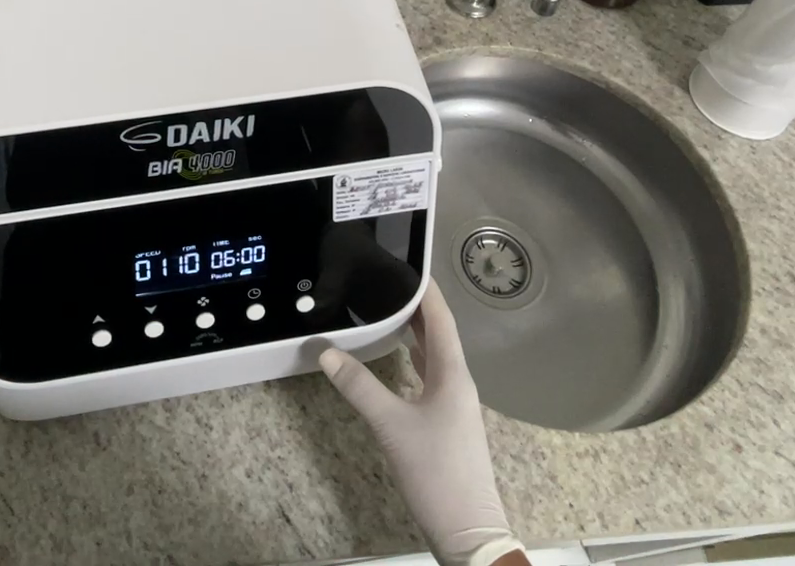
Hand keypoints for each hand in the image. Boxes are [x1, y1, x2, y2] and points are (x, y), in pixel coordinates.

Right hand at [318, 281, 522, 565]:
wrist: (467, 530)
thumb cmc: (436, 471)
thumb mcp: (392, 426)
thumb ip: (359, 386)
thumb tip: (327, 352)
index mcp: (452, 373)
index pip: (441, 319)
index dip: (426, 290)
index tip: (407, 263)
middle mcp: (457, 382)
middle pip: (438, 333)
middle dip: (416, 306)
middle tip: (387, 280)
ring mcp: (454, 403)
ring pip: (434, 355)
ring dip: (415, 332)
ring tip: (388, 309)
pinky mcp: (446, 421)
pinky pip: (430, 375)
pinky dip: (413, 358)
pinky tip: (398, 358)